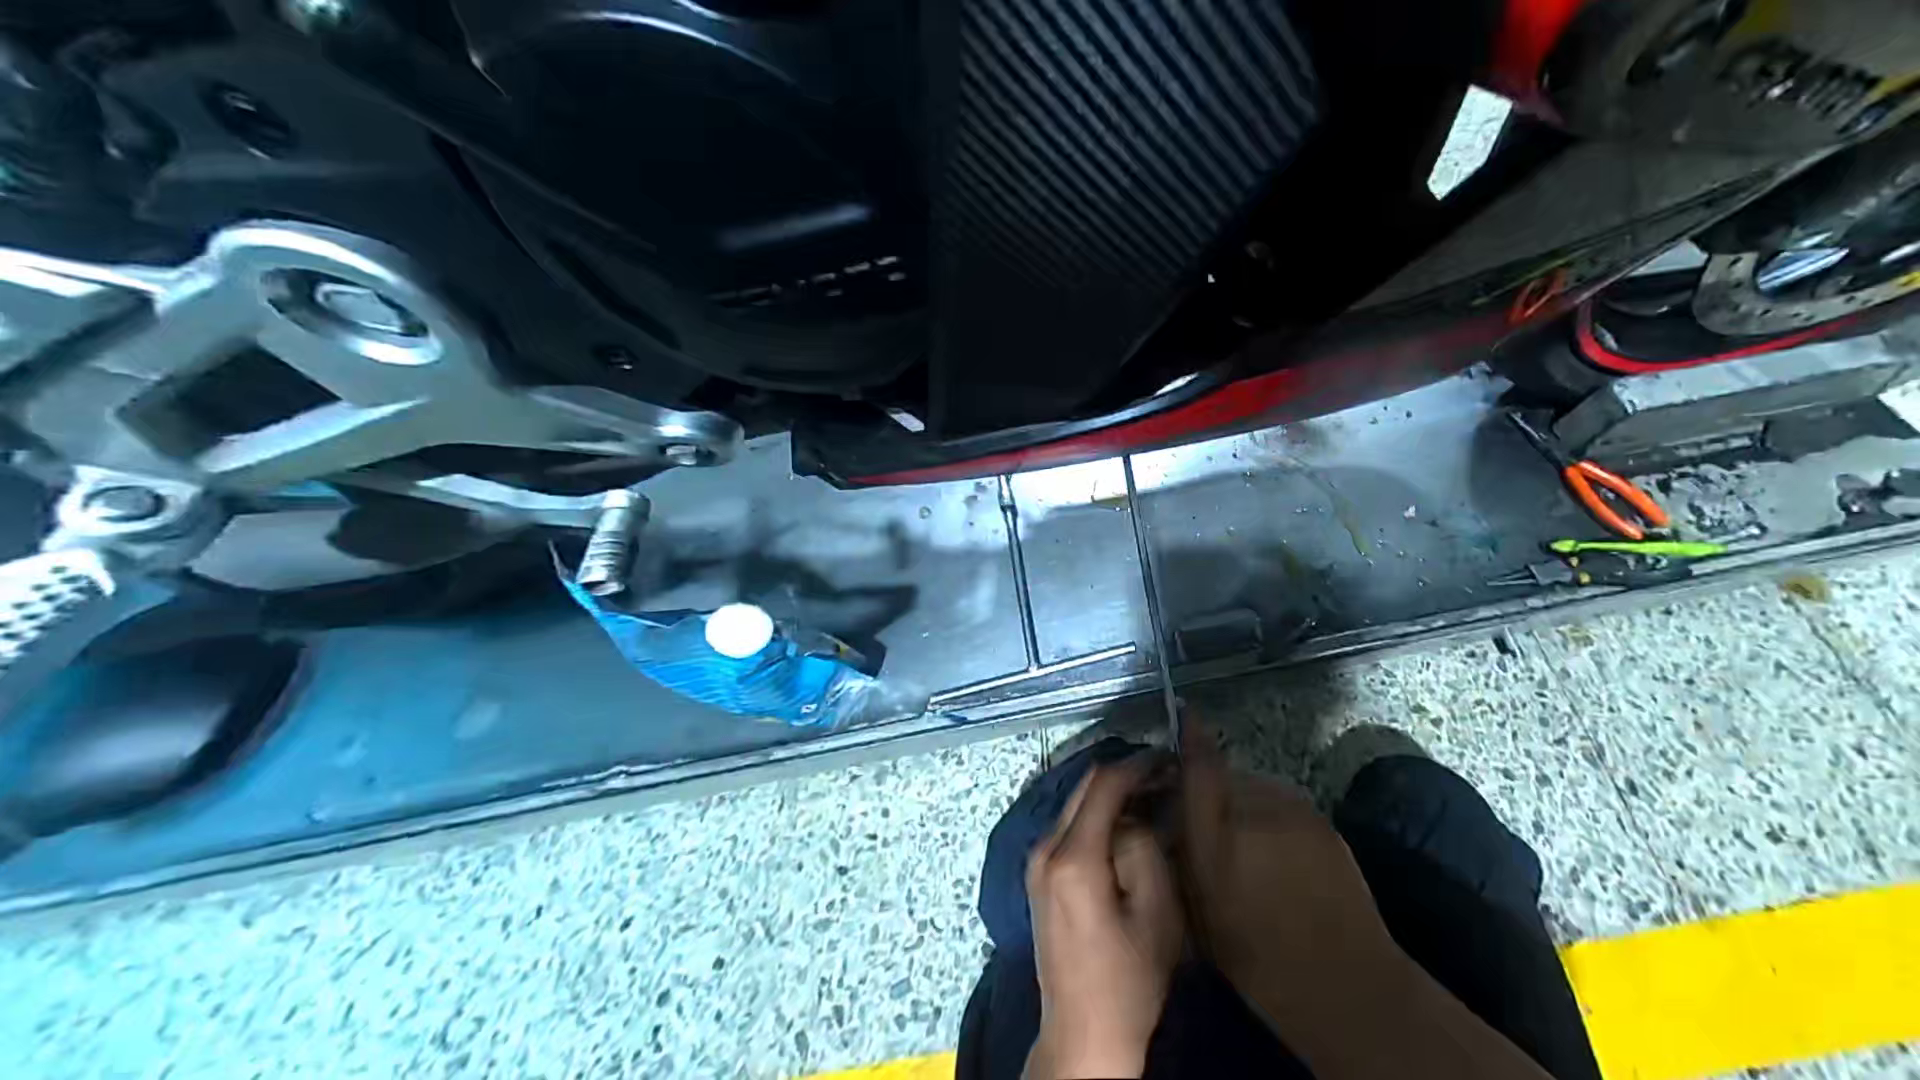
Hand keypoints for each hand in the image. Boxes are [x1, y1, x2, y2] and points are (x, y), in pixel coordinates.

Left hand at [1025, 758, 1183, 1079]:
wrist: (1081, 1031)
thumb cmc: (1128, 980)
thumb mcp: (1156, 915)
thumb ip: (1145, 850)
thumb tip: (1138, 813)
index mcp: (1072, 857)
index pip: (1103, 786)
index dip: (1137, 766)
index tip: (1168, 759)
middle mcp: (1044, 848)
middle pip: (1083, 789)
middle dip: (1123, 776)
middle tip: (1163, 776)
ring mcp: (1035, 861)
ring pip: (1074, 805)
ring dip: (1109, 795)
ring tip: (1151, 796)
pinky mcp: (1037, 874)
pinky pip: (1068, 827)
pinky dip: (1096, 816)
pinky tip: (1125, 824)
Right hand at [1176, 718, 1399, 1008]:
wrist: (1347, 982)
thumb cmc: (1258, 955)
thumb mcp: (1200, 909)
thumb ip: (1180, 852)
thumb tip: (1165, 814)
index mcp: (1219, 834)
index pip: (1201, 767)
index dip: (1191, 736)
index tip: (1184, 711)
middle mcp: (1257, 810)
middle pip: (1224, 777)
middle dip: (1209, 789)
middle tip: (1201, 820)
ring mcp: (1295, 812)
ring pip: (1254, 789)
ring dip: (1240, 802)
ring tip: (1241, 841)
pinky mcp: (1322, 821)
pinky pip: (1281, 803)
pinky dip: (1268, 815)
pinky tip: (1272, 850)